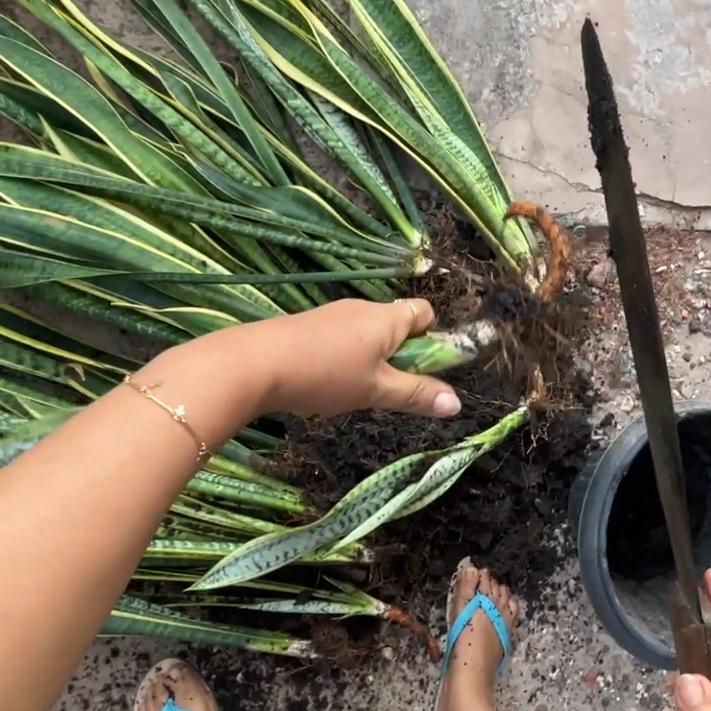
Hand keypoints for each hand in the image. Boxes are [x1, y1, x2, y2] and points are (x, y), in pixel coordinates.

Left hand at [192, 299, 460, 418]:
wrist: (252, 364)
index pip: (425, 312)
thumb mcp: (376, 390)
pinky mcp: (308, 326)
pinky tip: (324, 384)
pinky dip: (343, 359)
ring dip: (370, 359)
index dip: (432, 337)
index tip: (422, 368)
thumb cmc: (325, 374)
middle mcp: (363, 308)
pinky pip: (340, 338)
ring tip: (353, 390)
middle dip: (399, 355)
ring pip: (367, 334)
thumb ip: (417, 395)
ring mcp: (333, 315)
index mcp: (387, 318)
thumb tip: (458, 403)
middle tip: (388, 386)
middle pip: (396, 324)